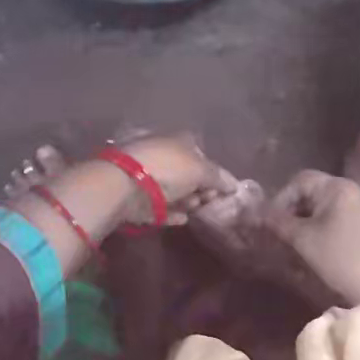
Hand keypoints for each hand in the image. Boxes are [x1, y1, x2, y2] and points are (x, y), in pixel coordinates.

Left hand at [112, 133, 238, 224]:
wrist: (126, 184)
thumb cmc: (169, 168)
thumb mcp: (201, 170)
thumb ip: (219, 178)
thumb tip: (233, 184)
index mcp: (176, 140)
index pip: (199, 150)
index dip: (212, 169)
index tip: (221, 187)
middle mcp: (162, 154)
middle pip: (187, 173)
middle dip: (200, 188)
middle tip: (208, 200)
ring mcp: (148, 175)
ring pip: (174, 190)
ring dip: (188, 201)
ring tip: (194, 209)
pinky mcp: (138, 197)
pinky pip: (160, 206)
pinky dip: (172, 213)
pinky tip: (182, 219)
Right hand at [262, 170, 359, 306]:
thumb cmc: (338, 258)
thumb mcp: (303, 239)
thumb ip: (277, 221)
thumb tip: (255, 213)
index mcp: (337, 188)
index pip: (299, 181)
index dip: (280, 198)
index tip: (269, 220)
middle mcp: (350, 190)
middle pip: (311, 190)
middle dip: (291, 208)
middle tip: (277, 229)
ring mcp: (359, 206)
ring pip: (321, 203)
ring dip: (302, 217)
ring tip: (290, 236)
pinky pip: (333, 214)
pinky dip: (317, 223)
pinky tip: (310, 241)